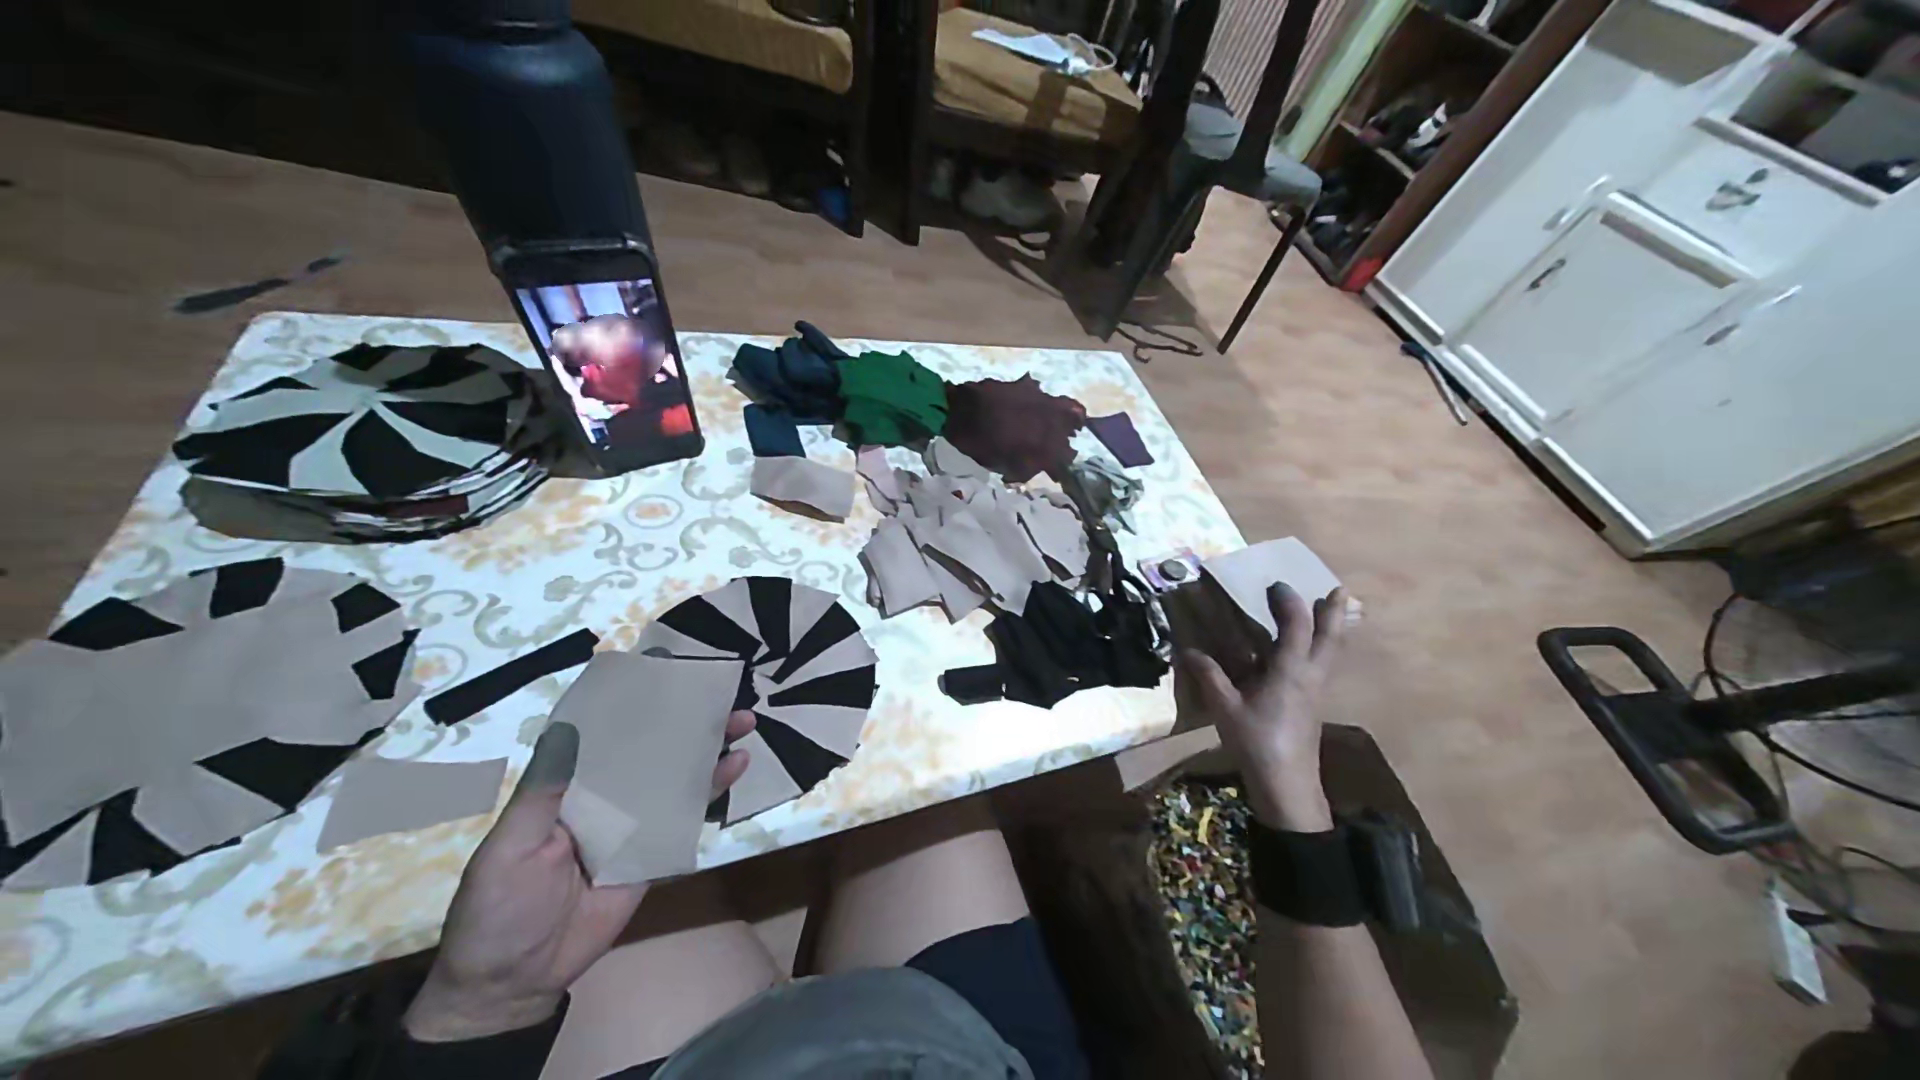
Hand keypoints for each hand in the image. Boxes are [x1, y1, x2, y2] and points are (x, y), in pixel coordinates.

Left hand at [404, 710, 757, 1041]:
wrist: (516, 981)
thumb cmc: (498, 907)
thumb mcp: (511, 846)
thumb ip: (544, 791)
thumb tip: (569, 728)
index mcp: (570, 785)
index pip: (606, 731)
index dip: (634, 699)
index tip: (666, 665)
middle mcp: (607, 795)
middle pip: (653, 747)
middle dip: (687, 718)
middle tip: (723, 692)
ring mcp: (636, 822)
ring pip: (677, 775)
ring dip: (710, 747)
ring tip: (743, 722)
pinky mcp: (656, 850)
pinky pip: (688, 815)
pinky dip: (713, 790)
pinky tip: (736, 767)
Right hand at [1178, 584, 1346, 831]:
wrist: (1287, 785)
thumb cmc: (1256, 742)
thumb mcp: (1225, 708)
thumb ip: (1209, 676)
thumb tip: (1189, 650)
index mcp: (1290, 672)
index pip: (1296, 626)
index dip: (1288, 602)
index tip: (1276, 585)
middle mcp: (1310, 676)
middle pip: (1330, 637)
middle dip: (1333, 612)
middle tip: (1339, 590)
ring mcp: (1316, 692)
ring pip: (1332, 652)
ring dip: (1333, 628)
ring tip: (1333, 611)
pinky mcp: (1313, 705)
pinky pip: (1324, 666)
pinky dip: (1323, 648)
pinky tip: (1311, 651)